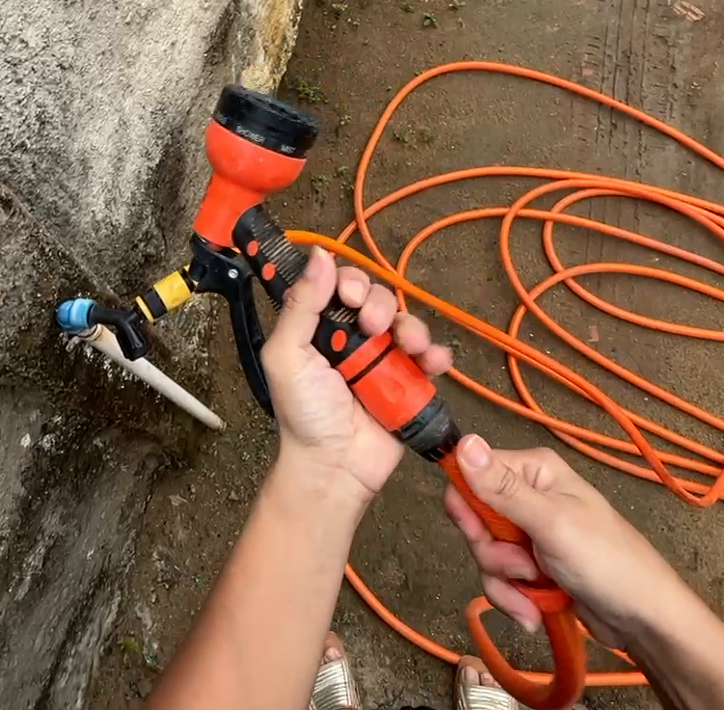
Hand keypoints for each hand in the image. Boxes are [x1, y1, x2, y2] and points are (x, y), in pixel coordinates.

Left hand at [262, 248, 452, 505]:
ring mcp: (384, 358)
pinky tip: (430, 362)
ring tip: (403, 345)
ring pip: (406, 320)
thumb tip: (318, 255)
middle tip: (370, 326)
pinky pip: (430, 356)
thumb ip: (301, 306)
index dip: (348, 281)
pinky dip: (436, 354)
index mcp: (320, 325)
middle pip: (376, 296)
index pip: (339, 284)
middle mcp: (353, 335)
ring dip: (409, 325)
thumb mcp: (287, 356)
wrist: (334, 467)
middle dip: (378, 302)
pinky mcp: (409, 381)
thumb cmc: (303, 413)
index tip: (348, 296)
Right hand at [442, 436, 693, 644]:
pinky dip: (513, 597)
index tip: (477, 533)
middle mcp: (526, 494)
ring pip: (485, 552)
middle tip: (522, 567)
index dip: (466, 506)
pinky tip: (535, 611)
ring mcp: (528, 531)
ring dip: (505, 582)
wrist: (645, 621)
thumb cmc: (606, 562)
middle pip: (474, 518)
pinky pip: (499, 577)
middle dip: (492, 553)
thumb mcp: (551, 523)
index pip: (471, 474)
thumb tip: (462, 441)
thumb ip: (503, 488)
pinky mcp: (531, 564)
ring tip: (536, 594)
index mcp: (532, 470)